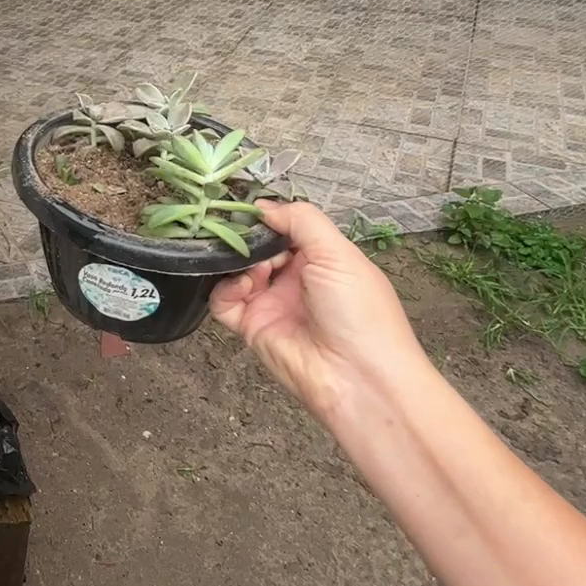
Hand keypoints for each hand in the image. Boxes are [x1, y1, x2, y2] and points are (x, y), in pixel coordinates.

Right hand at [208, 201, 426, 417]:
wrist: (359, 379)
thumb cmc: (362, 314)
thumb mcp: (339, 254)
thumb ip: (301, 220)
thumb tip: (262, 206)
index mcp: (320, 259)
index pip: (284, 228)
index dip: (268, 217)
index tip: (249, 209)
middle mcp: (294, 279)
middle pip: (255, 246)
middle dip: (247, 238)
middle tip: (247, 238)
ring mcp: (271, 302)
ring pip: (235, 269)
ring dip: (238, 261)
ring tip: (256, 269)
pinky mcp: (251, 326)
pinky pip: (223, 300)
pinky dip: (225, 288)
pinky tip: (244, 287)